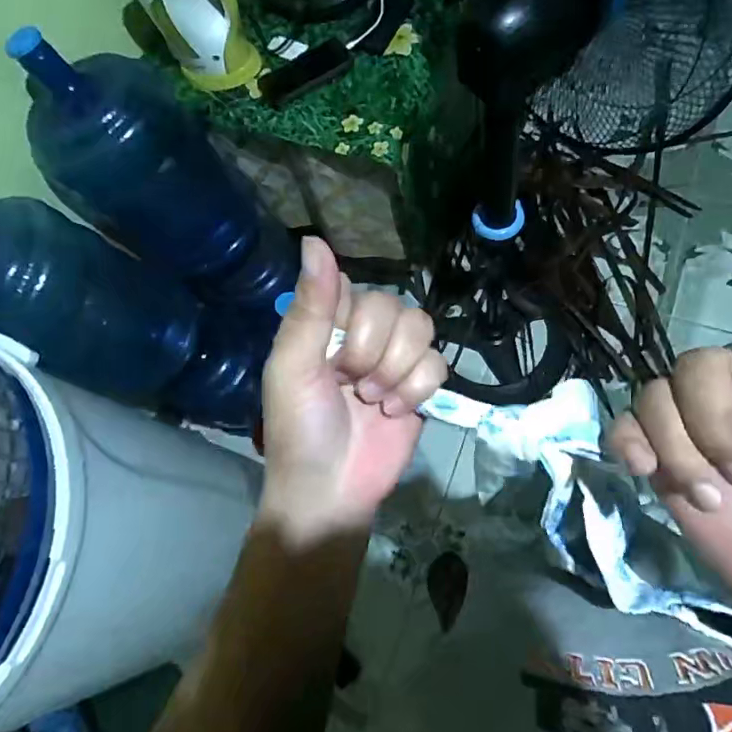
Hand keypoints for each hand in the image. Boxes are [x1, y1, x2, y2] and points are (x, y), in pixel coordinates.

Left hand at [260, 237, 448, 542]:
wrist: (332, 491)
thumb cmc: (300, 428)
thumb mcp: (292, 366)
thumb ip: (311, 305)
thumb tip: (314, 240)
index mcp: (328, 323)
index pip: (360, 291)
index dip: (355, 327)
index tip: (333, 360)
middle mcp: (363, 334)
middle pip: (397, 308)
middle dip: (375, 355)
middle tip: (352, 386)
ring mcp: (394, 359)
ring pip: (422, 330)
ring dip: (397, 372)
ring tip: (372, 400)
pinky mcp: (420, 386)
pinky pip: (438, 363)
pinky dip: (417, 390)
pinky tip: (394, 412)